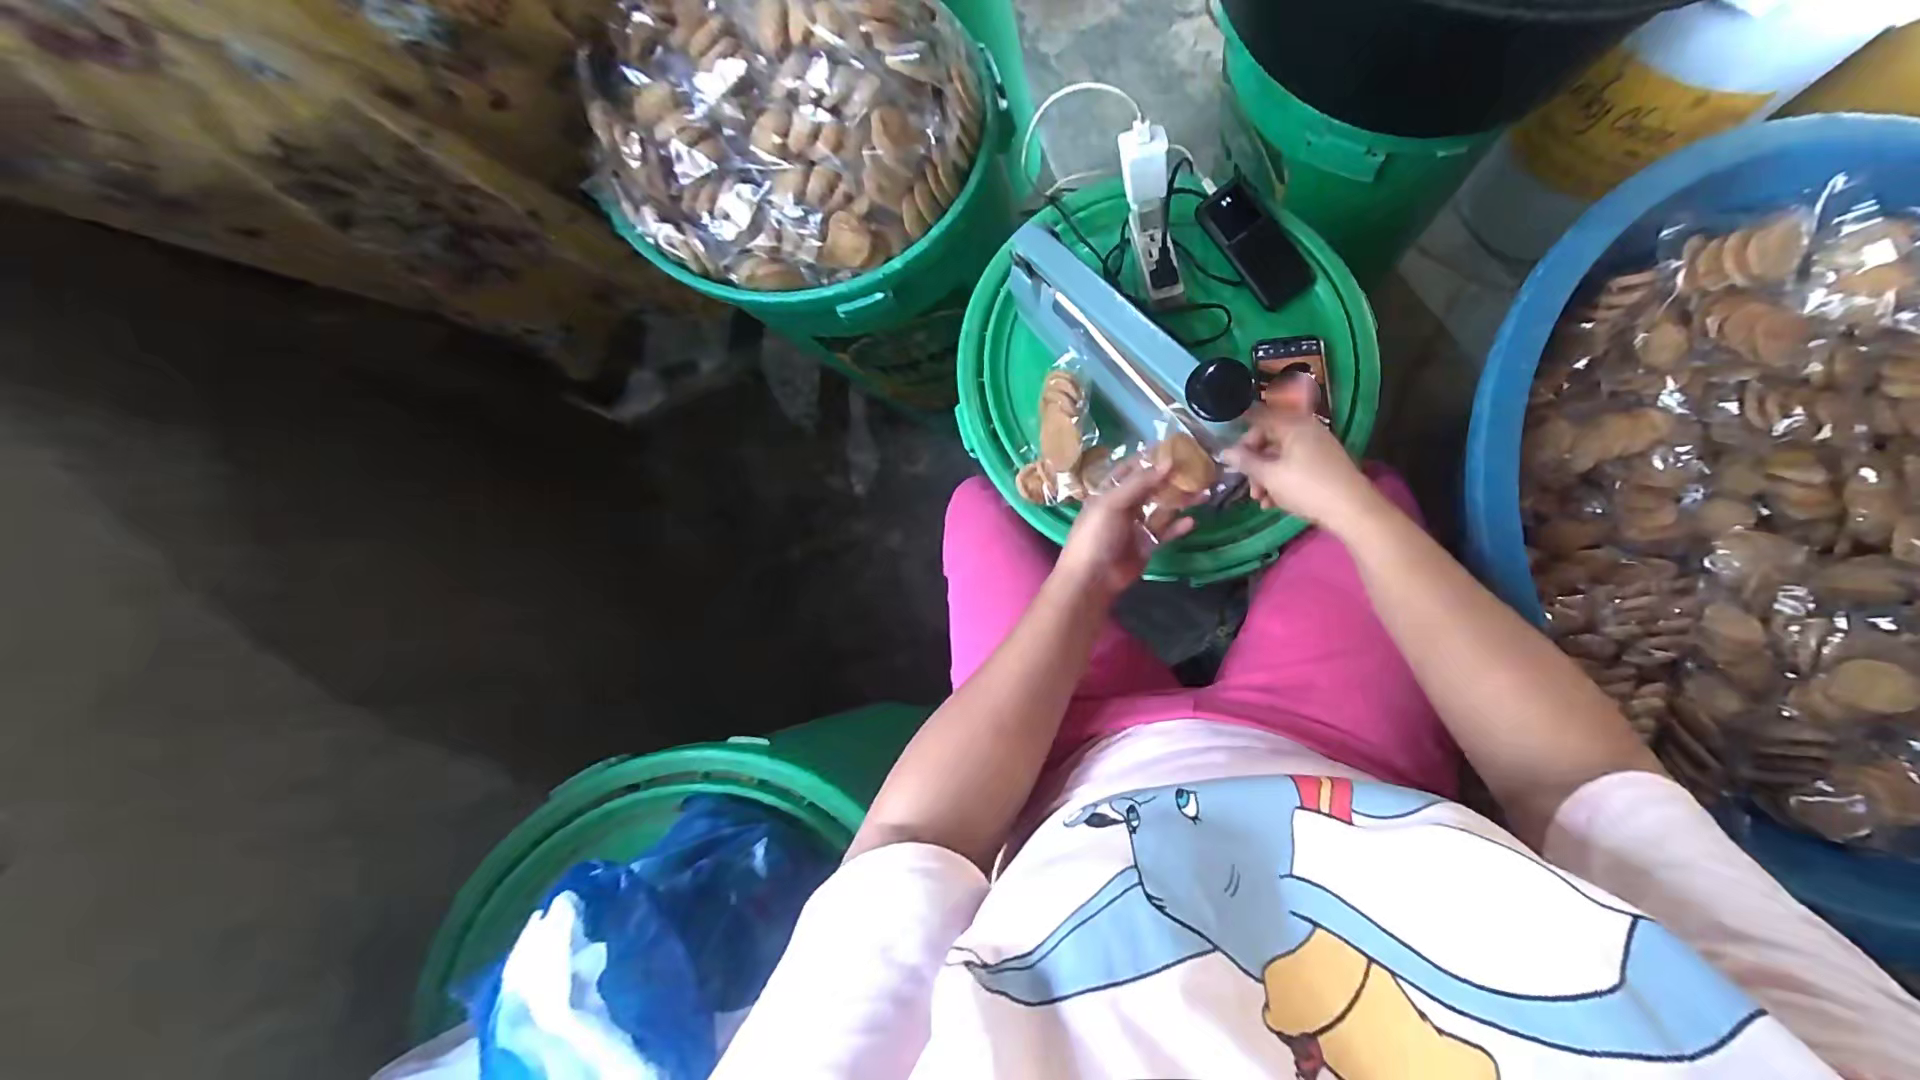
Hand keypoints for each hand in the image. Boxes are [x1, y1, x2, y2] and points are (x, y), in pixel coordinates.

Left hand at [1054, 464, 1196, 599]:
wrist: (1092, 578)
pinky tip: (1192, 521)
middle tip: (1198, 469)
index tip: (1174, 448)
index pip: (1130, 469)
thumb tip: (1168, 461)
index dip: (1149, 459)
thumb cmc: (1096, 535)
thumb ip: (1140, 482)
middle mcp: (1123, 506)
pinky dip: (1178, 527)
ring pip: (1162, 509)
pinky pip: (1165, 532)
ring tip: (1204, 492)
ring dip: (1181, 501)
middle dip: (1172, 479)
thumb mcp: (1113, 503)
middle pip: (1151, 488)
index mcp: (1108, 492)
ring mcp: (1135, 526)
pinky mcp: (1146, 545)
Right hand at [1221, 406, 1380, 531]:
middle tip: (1247, 485)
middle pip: (1269, 440)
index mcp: (1293, 425)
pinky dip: (1280, 481)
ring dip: (1264, 477)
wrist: (1352, 510)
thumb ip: (1245, 461)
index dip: (1242, 434)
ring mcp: (1317, 447)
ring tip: (1260, 500)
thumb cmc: (1306, 487)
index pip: (1259, 418)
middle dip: (1253, 463)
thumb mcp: (1269, 475)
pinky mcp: (1323, 465)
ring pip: (1280, 457)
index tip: (1230, 455)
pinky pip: (1293, 467)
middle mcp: (1306, 430)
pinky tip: (1273, 503)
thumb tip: (1224, 451)